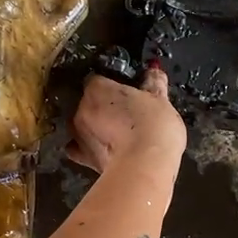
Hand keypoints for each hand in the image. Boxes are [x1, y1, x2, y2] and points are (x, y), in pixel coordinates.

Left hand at [66, 68, 185, 174]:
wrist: (145, 166)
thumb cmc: (153, 126)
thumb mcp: (160, 99)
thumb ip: (154, 83)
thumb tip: (154, 72)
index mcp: (98, 88)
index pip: (97, 80)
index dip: (111, 86)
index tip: (126, 93)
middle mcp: (82, 108)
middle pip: (88, 102)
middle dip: (103, 107)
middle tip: (126, 115)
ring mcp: (78, 134)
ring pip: (82, 124)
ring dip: (94, 127)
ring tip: (117, 135)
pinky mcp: (82, 159)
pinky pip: (78, 149)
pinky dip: (87, 148)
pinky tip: (103, 150)